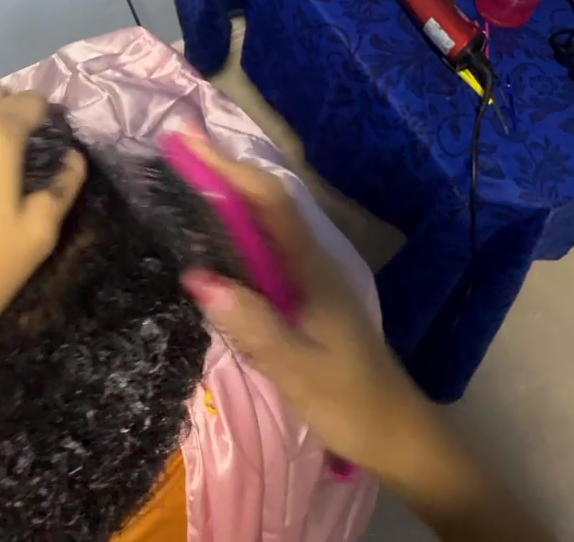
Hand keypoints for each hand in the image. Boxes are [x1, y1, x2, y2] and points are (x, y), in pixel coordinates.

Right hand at [175, 137, 431, 476]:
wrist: (396, 432)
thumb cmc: (349, 400)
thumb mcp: (296, 368)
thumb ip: (251, 323)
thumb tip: (196, 276)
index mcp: (310, 267)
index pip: (268, 200)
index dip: (228, 167)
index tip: (190, 141)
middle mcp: (309, 260)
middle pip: (264, 201)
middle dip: (222, 169)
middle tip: (177, 149)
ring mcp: (306, 276)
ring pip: (263, 222)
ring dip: (227, 193)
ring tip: (185, 175)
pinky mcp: (301, 294)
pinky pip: (262, 248)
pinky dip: (234, 228)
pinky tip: (212, 236)